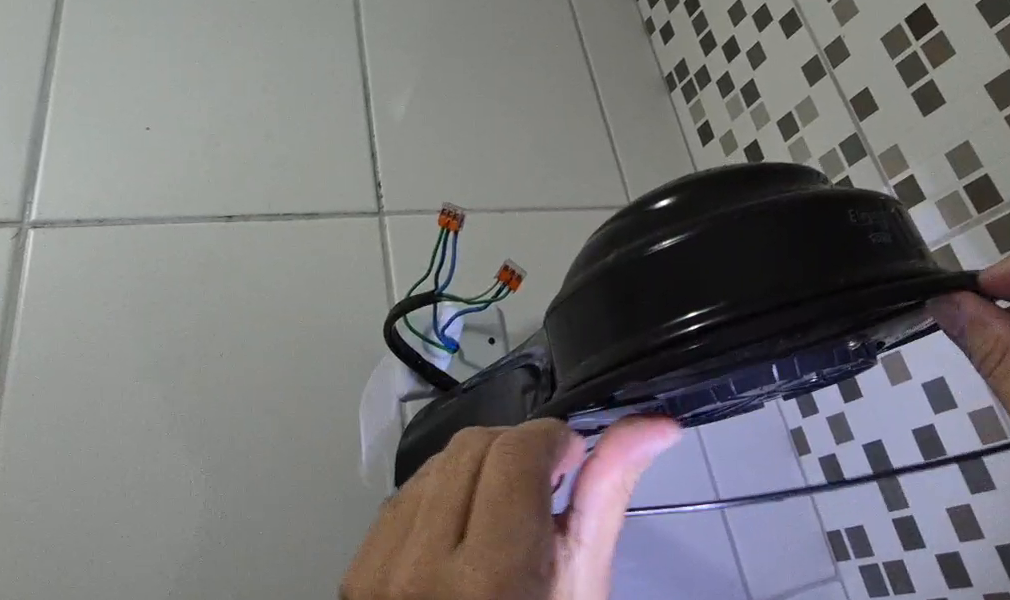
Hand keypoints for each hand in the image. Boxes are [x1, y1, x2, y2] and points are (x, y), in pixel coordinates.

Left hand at [341, 416, 682, 599]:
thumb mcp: (580, 589)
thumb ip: (606, 496)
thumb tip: (653, 426)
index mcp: (491, 583)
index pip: (515, 451)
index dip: (552, 440)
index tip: (571, 459)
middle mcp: (421, 573)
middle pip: (473, 446)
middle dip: (518, 451)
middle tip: (545, 484)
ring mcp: (378, 575)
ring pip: (436, 462)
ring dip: (479, 468)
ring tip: (505, 509)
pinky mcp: (356, 575)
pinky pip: (404, 495)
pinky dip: (442, 492)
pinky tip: (464, 527)